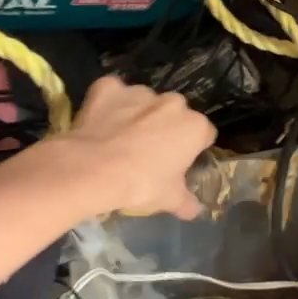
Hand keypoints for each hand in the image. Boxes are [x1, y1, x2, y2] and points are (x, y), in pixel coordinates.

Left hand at [49, 76, 215, 218]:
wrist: (93, 170)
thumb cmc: (141, 185)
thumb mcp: (170, 200)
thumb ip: (187, 202)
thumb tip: (194, 210)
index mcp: (194, 126)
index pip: (204, 134)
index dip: (193, 149)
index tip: (179, 162)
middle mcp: (172, 103)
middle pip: (175, 114)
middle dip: (167, 128)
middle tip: (150, 153)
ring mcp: (139, 92)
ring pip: (145, 102)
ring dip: (139, 115)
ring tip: (121, 139)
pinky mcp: (108, 88)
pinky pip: (113, 93)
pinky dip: (109, 104)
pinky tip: (101, 122)